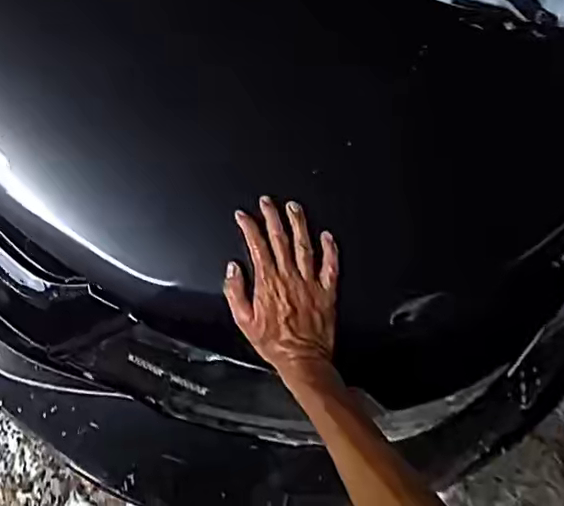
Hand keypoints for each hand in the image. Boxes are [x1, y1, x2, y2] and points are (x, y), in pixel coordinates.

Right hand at [225, 197, 338, 379]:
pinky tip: (328, 236)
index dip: (249, 226)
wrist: (303, 363)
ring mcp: (309, 283)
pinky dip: (330, 250)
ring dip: (298, 224)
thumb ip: (235, 291)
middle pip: (280, 238)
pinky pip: (330, 267)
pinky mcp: (326, 292)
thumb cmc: (273, 344)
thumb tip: (233, 268)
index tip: (243, 215)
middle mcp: (289, 277)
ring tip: (293, 207)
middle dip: (271, 216)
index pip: (257, 245)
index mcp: (268, 282)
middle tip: (267, 202)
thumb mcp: (244, 321)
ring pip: (304, 245)